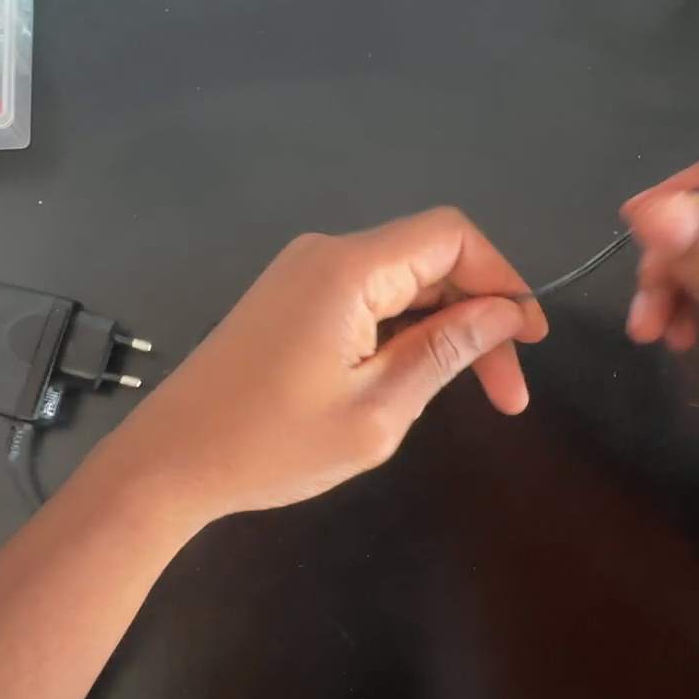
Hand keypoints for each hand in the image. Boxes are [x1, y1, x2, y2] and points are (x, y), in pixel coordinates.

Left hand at [91, 207, 549, 522]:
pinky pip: (365, 298)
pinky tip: (408, 378)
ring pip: (399, 282)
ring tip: (462, 393)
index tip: (529, 340)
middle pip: (428, 260)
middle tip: (505, 394)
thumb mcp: (376, 411)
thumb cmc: (270, 445)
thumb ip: (443, 352)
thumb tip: (503, 312)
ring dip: (440, 330)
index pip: (451, 237)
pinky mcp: (289, 300)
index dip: (503, 278)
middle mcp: (325, 255)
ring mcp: (302, 275)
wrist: (170, 461)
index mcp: (347, 270)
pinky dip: (400, 332)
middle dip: (477, 317)